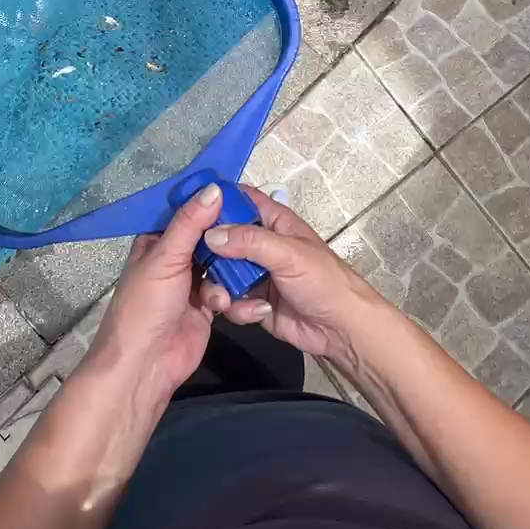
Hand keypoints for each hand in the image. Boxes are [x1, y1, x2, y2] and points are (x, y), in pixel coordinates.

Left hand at [80, 184, 225, 407]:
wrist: (146, 365)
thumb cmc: (146, 305)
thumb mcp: (165, 258)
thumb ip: (190, 223)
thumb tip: (215, 188)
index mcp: (157, 241)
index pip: (187, 213)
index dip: (211, 202)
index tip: (241, 192)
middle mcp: (176, 258)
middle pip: (210, 237)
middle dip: (229, 238)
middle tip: (255, 229)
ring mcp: (193, 282)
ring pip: (223, 263)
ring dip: (232, 272)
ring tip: (235, 279)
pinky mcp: (209, 306)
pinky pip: (229, 291)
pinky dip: (234, 296)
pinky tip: (235, 304)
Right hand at [200, 185, 392, 367]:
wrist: (340, 329)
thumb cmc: (322, 281)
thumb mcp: (288, 254)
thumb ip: (250, 241)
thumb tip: (210, 234)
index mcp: (273, 221)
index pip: (241, 200)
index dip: (217, 199)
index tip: (189, 207)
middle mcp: (259, 244)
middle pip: (222, 237)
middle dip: (209, 251)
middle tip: (196, 262)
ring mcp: (254, 273)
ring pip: (221, 271)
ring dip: (220, 284)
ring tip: (225, 297)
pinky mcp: (251, 300)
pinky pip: (229, 298)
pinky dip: (235, 306)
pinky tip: (255, 313)